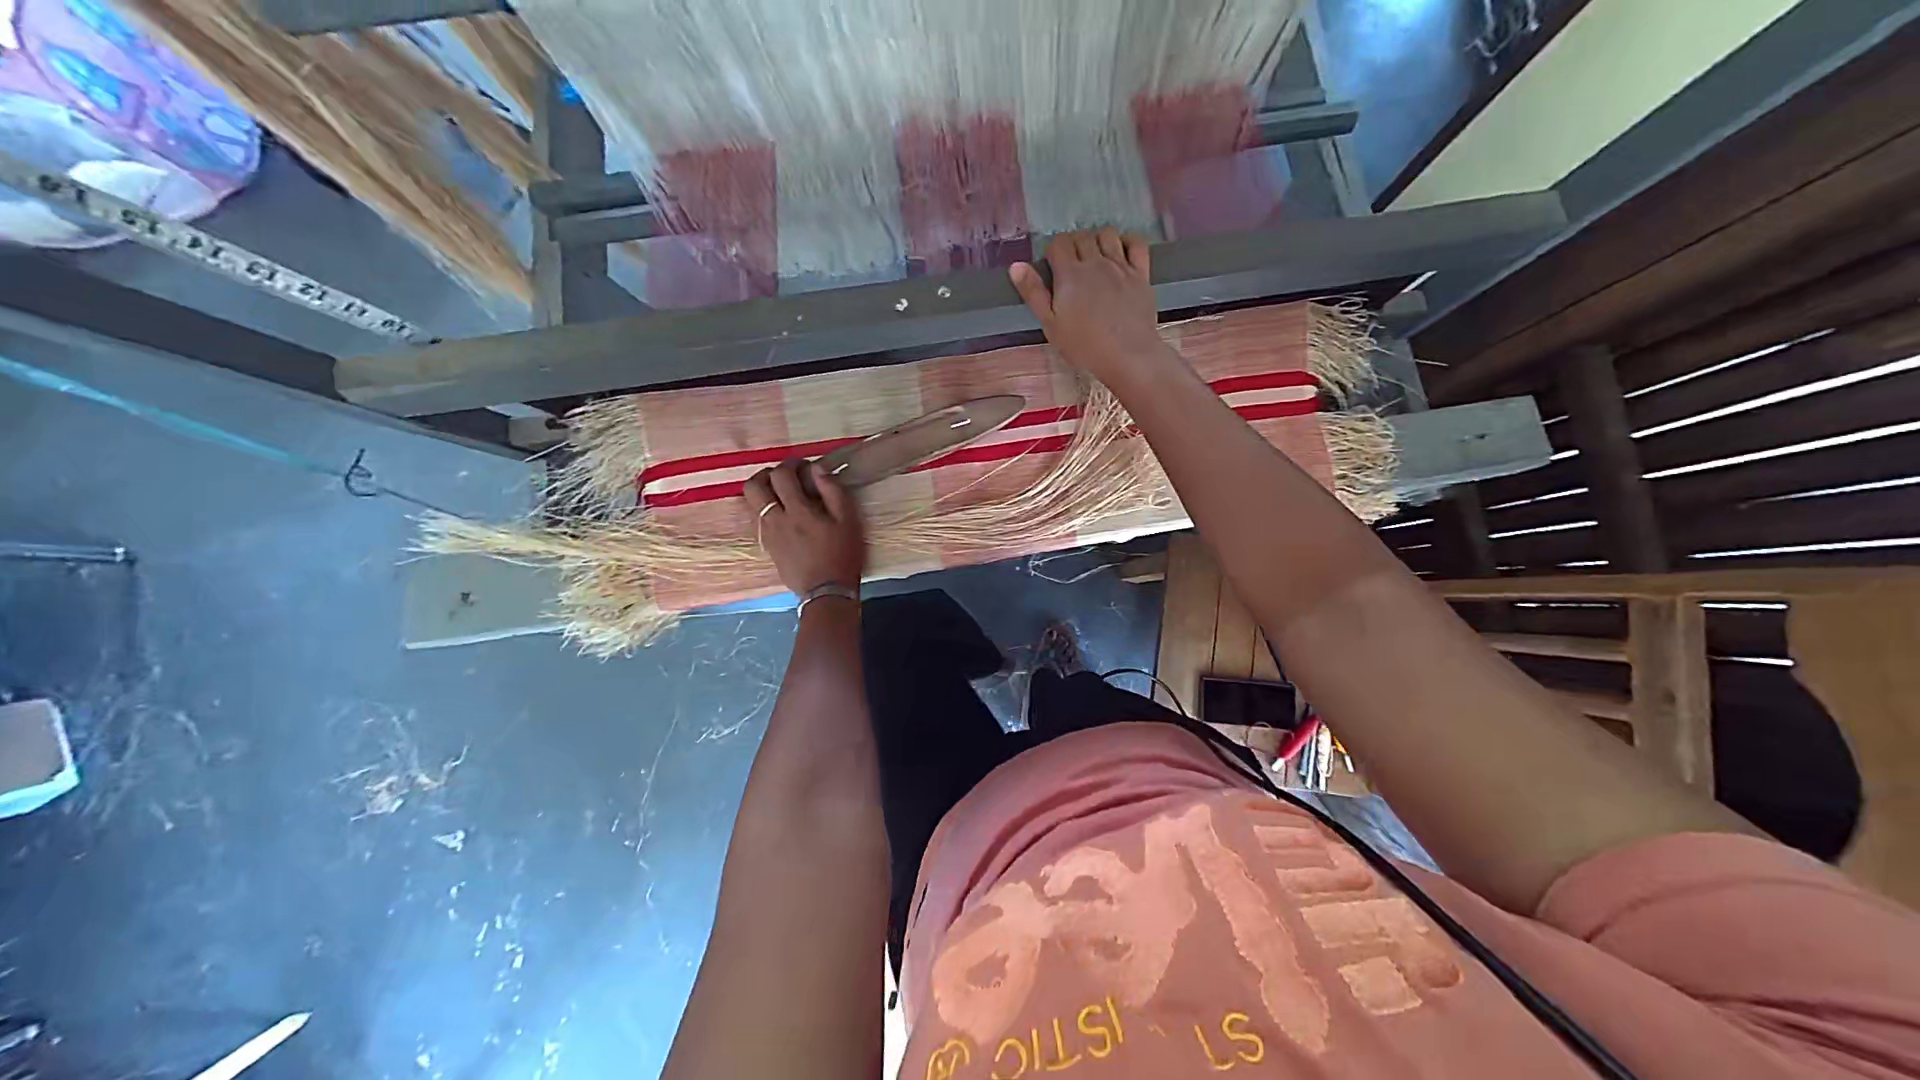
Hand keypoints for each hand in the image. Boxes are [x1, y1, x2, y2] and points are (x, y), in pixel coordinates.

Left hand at [744, 460, 865, 595]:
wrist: (825, 592)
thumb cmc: (842, 554)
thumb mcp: (848, 520)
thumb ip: (832, 491)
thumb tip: (817, 469)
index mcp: (797, 511)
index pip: (782, 475)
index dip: (791, 464)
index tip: (804, 467)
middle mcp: (775, 519)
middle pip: (754, 486)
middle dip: (766, 475)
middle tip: (784, 477)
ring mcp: (767, 534)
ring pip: (751, 503)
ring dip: (763, 492)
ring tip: (781, 495)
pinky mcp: (767, 546)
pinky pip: (757, 519)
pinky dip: (766, 509)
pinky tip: (783, 515)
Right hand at [1009, 228, 1172, 383]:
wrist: (1127, 355)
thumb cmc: (1084, 345)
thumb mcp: (1050, 324)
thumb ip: (1033, 293)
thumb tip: (1016, 266)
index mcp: (1070, 273)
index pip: (1058, 243)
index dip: (1053, 251)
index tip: (1053, 267)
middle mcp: (1096, 262)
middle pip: (1082, 236)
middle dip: (1074, 245)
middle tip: (1072, 267)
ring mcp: (1121, 266)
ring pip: (1108, 234)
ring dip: (1098, 240)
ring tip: (1094, 258)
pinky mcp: (1141, 274)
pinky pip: (1136, 243)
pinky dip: (1127, 242)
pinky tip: (1121, 253)